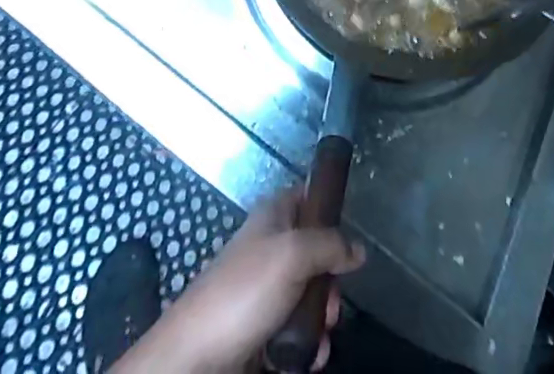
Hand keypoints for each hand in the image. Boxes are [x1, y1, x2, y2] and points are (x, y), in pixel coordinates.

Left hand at [115, 190, 366, 373]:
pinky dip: (308, 341)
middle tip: (331, 304)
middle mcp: (270, 247)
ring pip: (309, 293)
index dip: (329, 212)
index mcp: (273, 216)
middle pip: (317, 253)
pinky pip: (296, 326)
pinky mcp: (261, 324)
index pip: (308, 197)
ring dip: (322, 317)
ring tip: (320, 336)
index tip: (346, 240)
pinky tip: (310, 356)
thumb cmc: (244, 292)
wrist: (195, 356)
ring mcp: (265, 288)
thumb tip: (358, 250)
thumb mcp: (293, 254)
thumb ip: (330, 245)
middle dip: (331, 281)